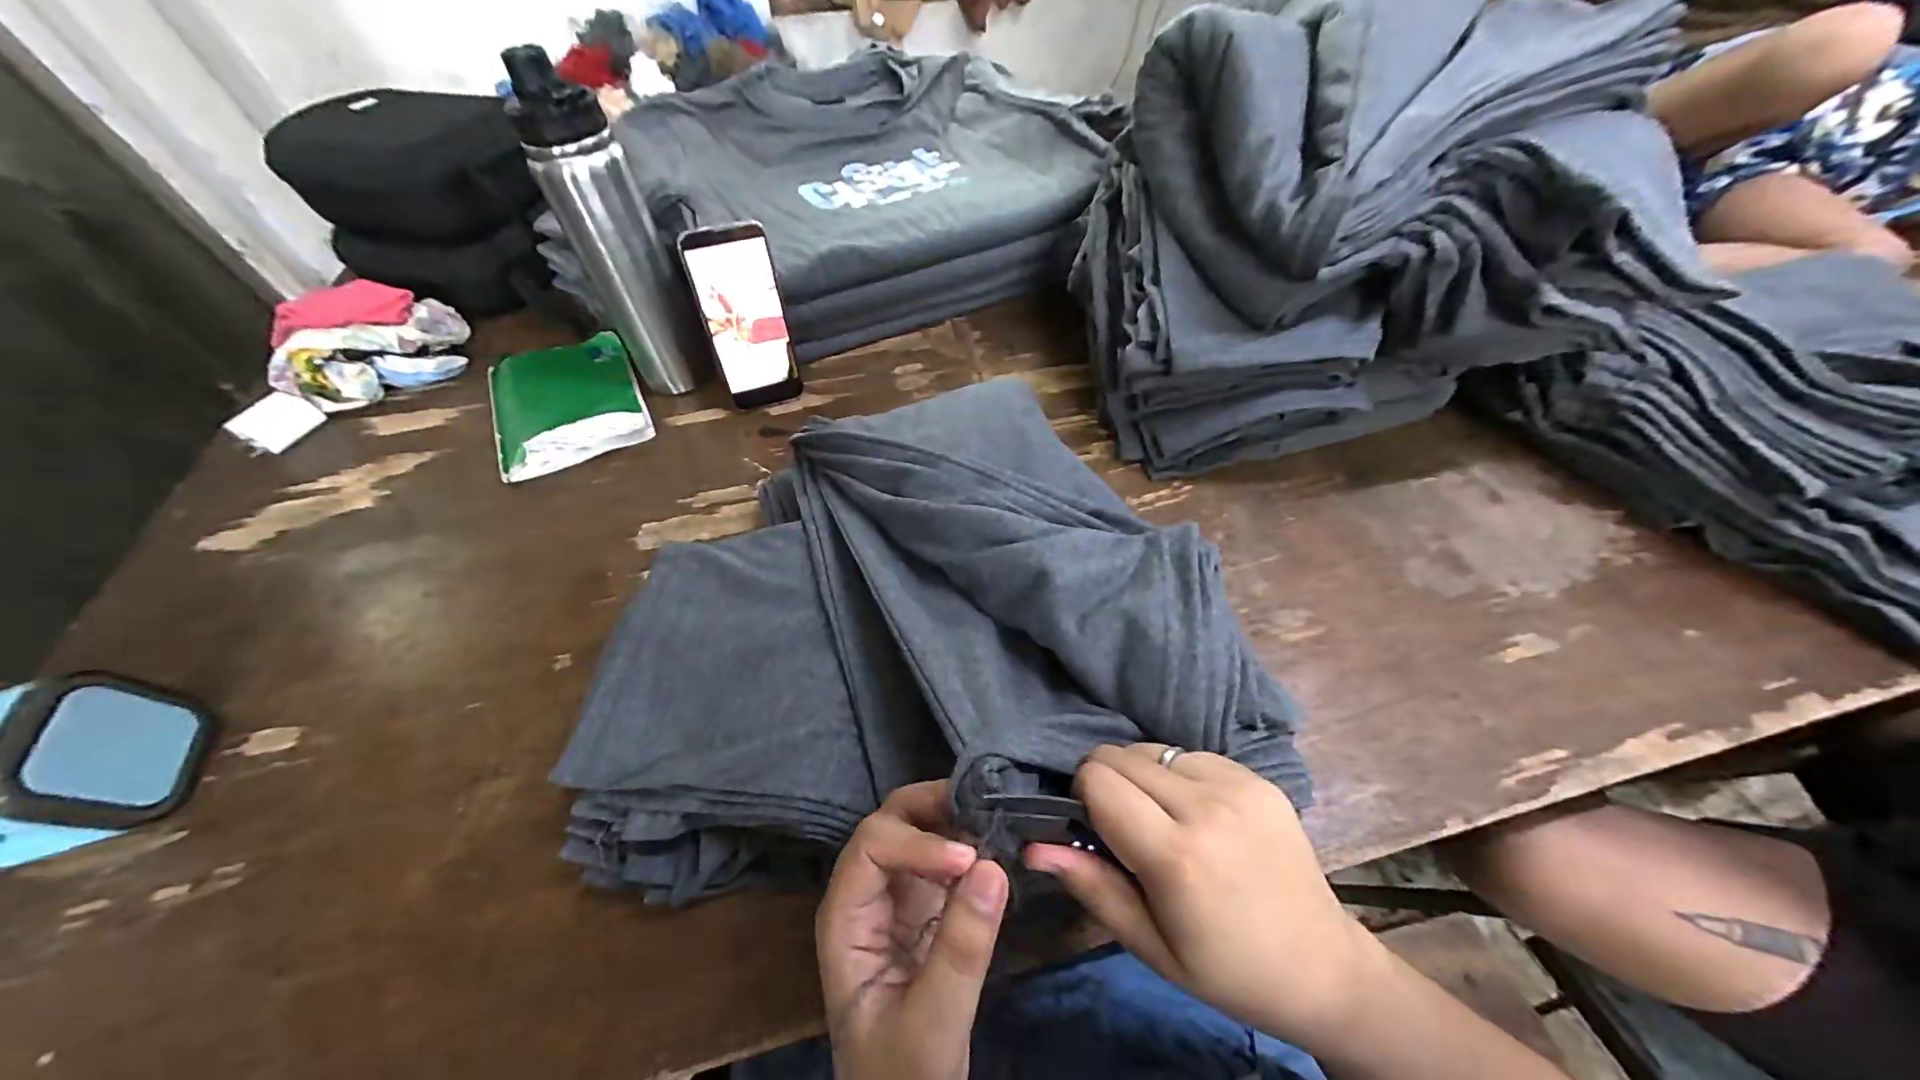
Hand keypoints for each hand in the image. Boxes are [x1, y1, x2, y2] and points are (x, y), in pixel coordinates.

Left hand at [817, 781, 1009, 1079]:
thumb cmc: (904, 1073)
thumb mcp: (933, 1021)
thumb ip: (961, 949)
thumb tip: (993, 867)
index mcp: (846, 917)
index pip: (870, 848)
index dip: (917, 842)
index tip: (967, 859)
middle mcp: (866, 893)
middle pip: (890, 823)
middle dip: (933, 807)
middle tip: (985, 807)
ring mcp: (897, 896)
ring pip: (919, 830)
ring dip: (955, 819)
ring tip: (998, 820)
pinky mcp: (927, 907)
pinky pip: (946, 859)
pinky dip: (972, 844)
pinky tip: (999, 846)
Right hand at [1023, 744, 1389, 1046]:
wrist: (1323, 967)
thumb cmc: (1226, 970)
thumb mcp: (1150, 945)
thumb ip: (1092, 886)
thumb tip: (1033, 846)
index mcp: (1177, 855)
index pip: (1098, 781)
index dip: (1082, 798)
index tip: (1093, 829)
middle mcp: (1207, 806)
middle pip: (1120, 755)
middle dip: (1106, 782)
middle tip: (1123, 827)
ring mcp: (1239, 786)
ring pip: (1152, 749)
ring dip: (1141, 775)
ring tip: (1161, 819)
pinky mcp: (1258, 777)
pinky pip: (1190, 754)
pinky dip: (1176, 774)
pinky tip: (1194, 812)